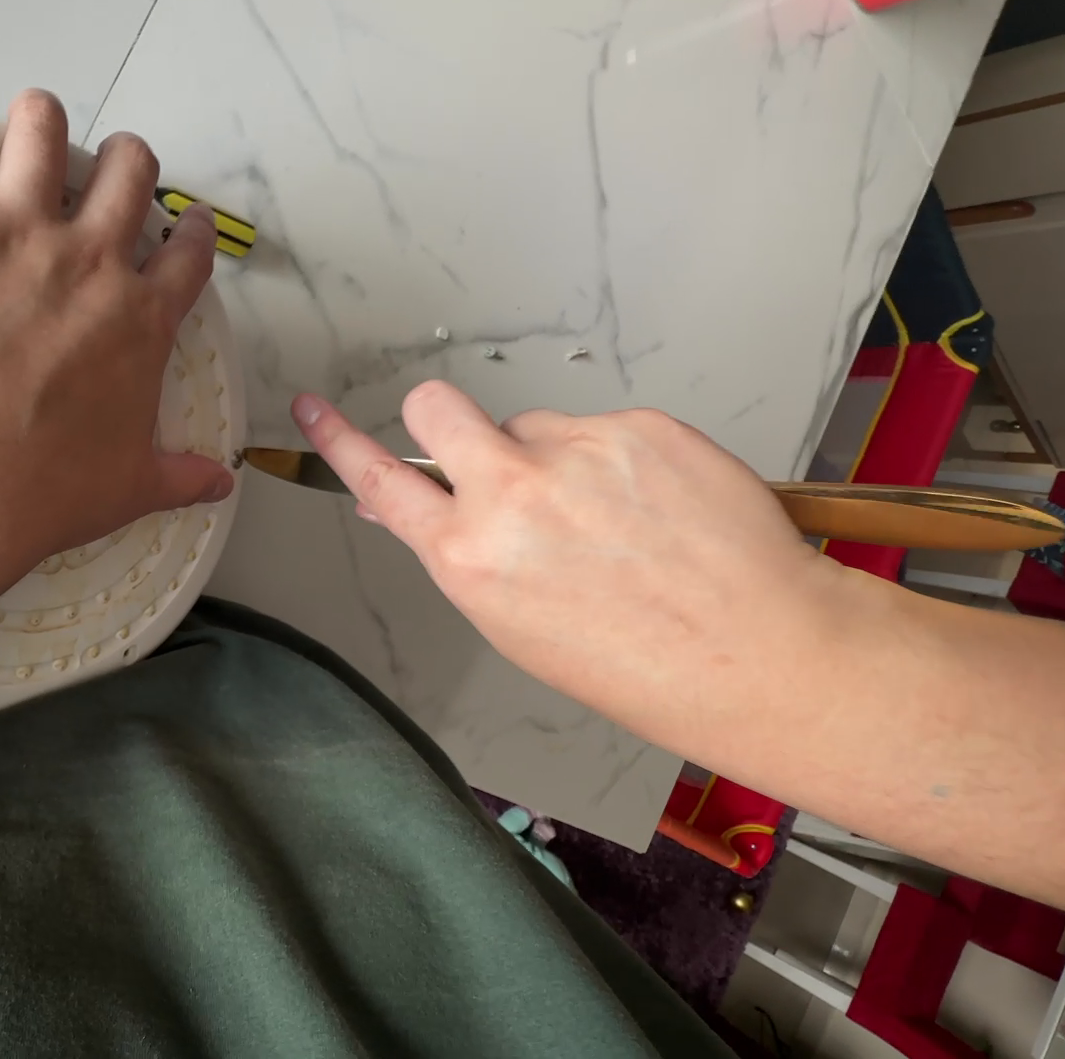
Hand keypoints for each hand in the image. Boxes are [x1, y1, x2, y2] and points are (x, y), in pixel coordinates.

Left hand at [0, 81, 231, 579]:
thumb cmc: (43, 490)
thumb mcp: (129, 489)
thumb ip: (181, 477)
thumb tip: (222, 483)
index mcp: (140, 319)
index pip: (188, 255)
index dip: (193, 231)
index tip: (187, 224)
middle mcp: (89, 259)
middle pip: (129, 171)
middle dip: (127, 165)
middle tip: (108, 180)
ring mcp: (16, 231)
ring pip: (43, 128)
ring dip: (40, 125)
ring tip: (25, 140)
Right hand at [292, 383, 842, 709]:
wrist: (754, 653)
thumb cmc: (624, 658)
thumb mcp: (508, 617)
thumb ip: (453, 550)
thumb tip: (407, 509)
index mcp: (467, 555)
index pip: (379, 479)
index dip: (336, 441)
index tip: (311, 408)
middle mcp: (510, 494)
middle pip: (435, 406)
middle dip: (442, 422)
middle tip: (482, 452)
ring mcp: (576, 450)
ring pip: (528, 424)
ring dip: (546, 454)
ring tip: (602, 511)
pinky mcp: (638, 425)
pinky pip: (596, 426)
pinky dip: (611, 457)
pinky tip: (648, 504)